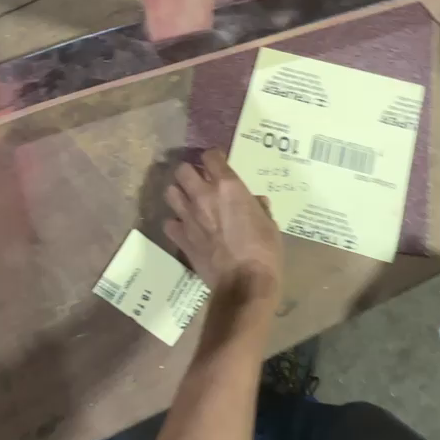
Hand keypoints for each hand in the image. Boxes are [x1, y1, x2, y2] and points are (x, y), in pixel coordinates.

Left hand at [164, 149, 282, 299]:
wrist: (245, 283)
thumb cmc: (265, 251)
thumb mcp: (270, 224)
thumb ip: (259, 207)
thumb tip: (256, 202)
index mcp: (228, 187)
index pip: (210, 156)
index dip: (213, 158)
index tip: (217, 164)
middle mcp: (204, 195)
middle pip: (183, 170)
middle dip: (190, 173)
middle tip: (199, 182)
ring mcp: (188, 216)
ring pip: (170, 192)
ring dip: (178, 194)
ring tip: (188, 202)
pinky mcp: (180, 237)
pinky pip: (169, 223)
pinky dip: (175, 224)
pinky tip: (185, 229)